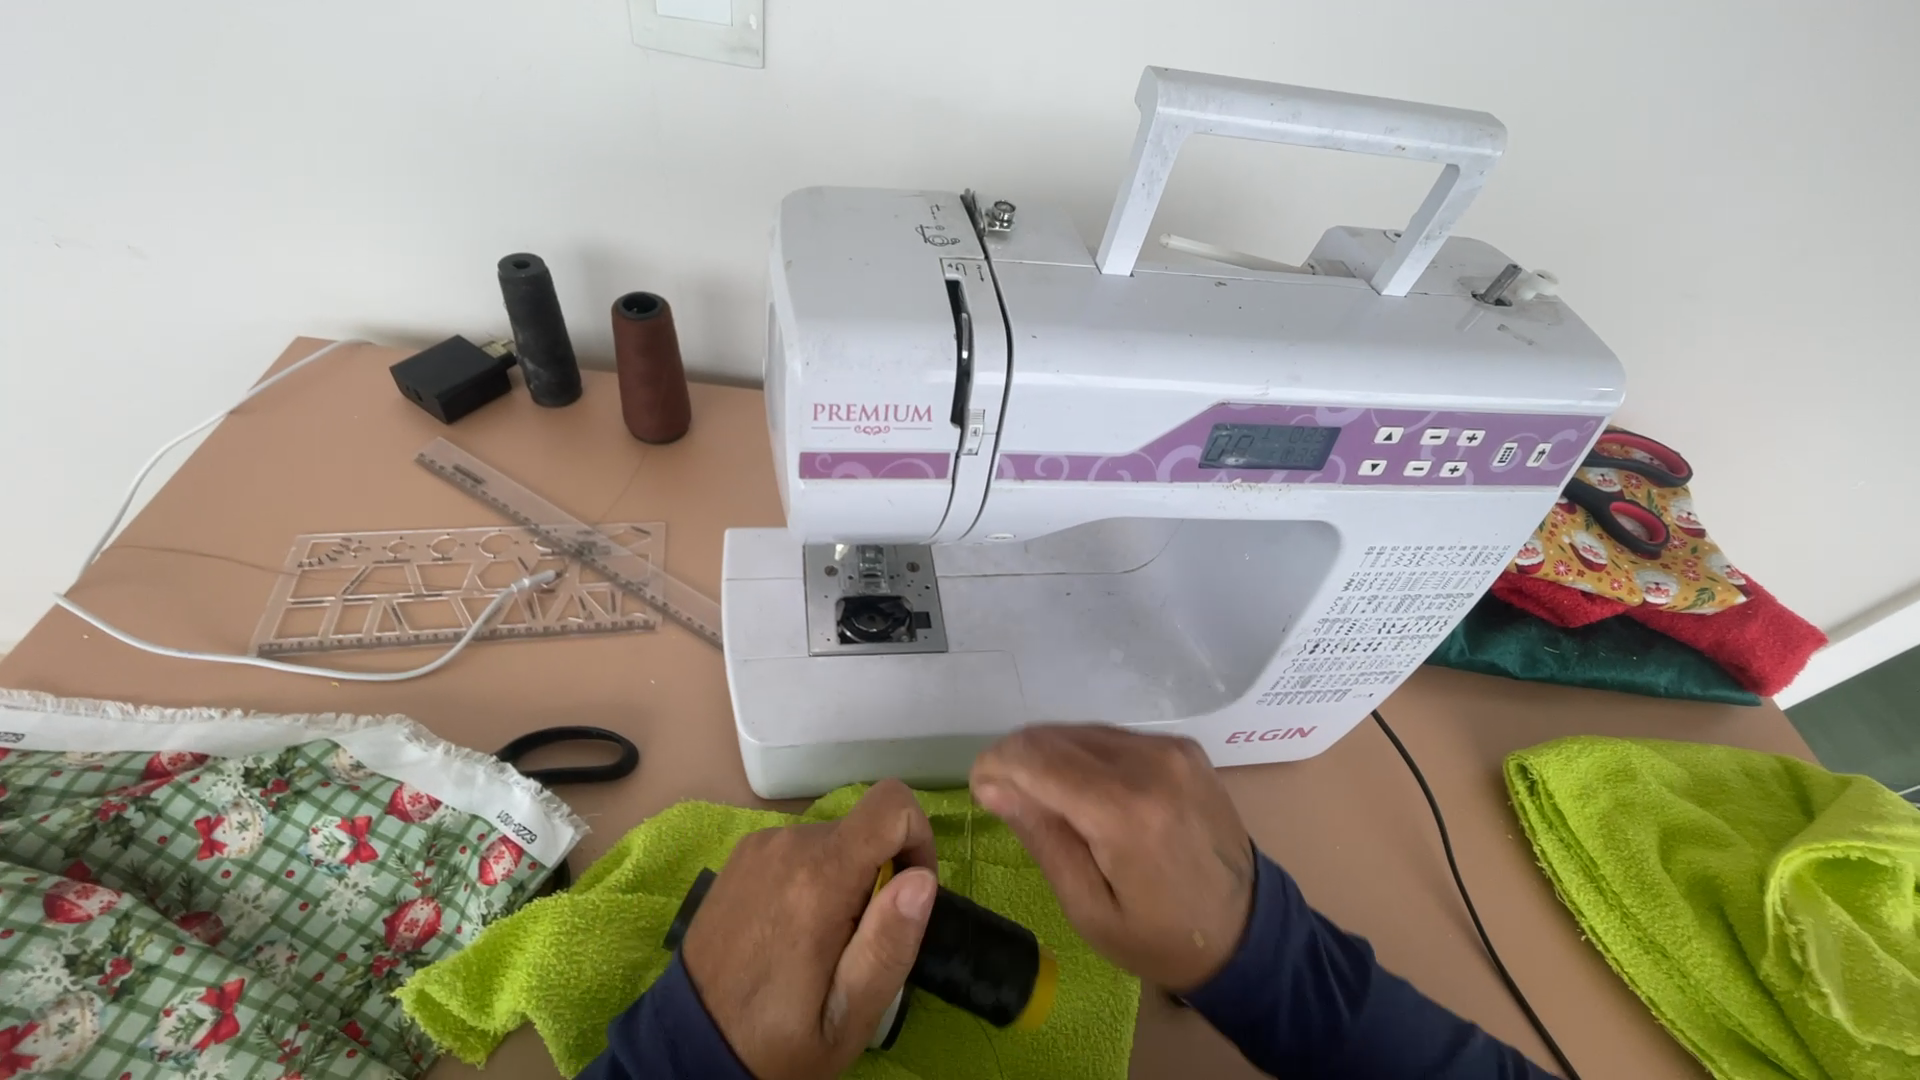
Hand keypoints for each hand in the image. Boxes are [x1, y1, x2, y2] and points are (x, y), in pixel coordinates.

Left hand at [681, 779, 939, 1079]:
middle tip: (858, 940)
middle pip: (865, 828)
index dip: (918, 838)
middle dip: (879, 873)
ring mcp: (761, 843)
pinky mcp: (743, 853)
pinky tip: (791, 928)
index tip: (909, 890)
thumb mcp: (847, 1017)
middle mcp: (789, 842)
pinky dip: (813, 875)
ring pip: (834, 838)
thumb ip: (888, 943)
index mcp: (820, 875)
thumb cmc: (777, 1040)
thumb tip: (922, 878)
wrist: (687, 1047)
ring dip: (844, 877)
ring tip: (820, 941)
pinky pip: (801, 847)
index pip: (892, 803)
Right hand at [970, 725, 1254, 993]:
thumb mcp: (1087, 908)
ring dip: (1051, 757)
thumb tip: (992, 784)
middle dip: (1018, 760)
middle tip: (1009, 800)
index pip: (1036, 757)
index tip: (982, 790)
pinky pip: (1111, 737)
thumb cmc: (1159, 937)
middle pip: (1054, 736)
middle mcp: (1149, 762)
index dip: (996, 764)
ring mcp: (1170, 749)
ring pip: (1079, 731)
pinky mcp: (1181, 746)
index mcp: (1125, 810)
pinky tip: (1088, 793)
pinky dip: (1085, 757)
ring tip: (1050, 802)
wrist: (1248, 933)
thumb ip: (1041, 836)